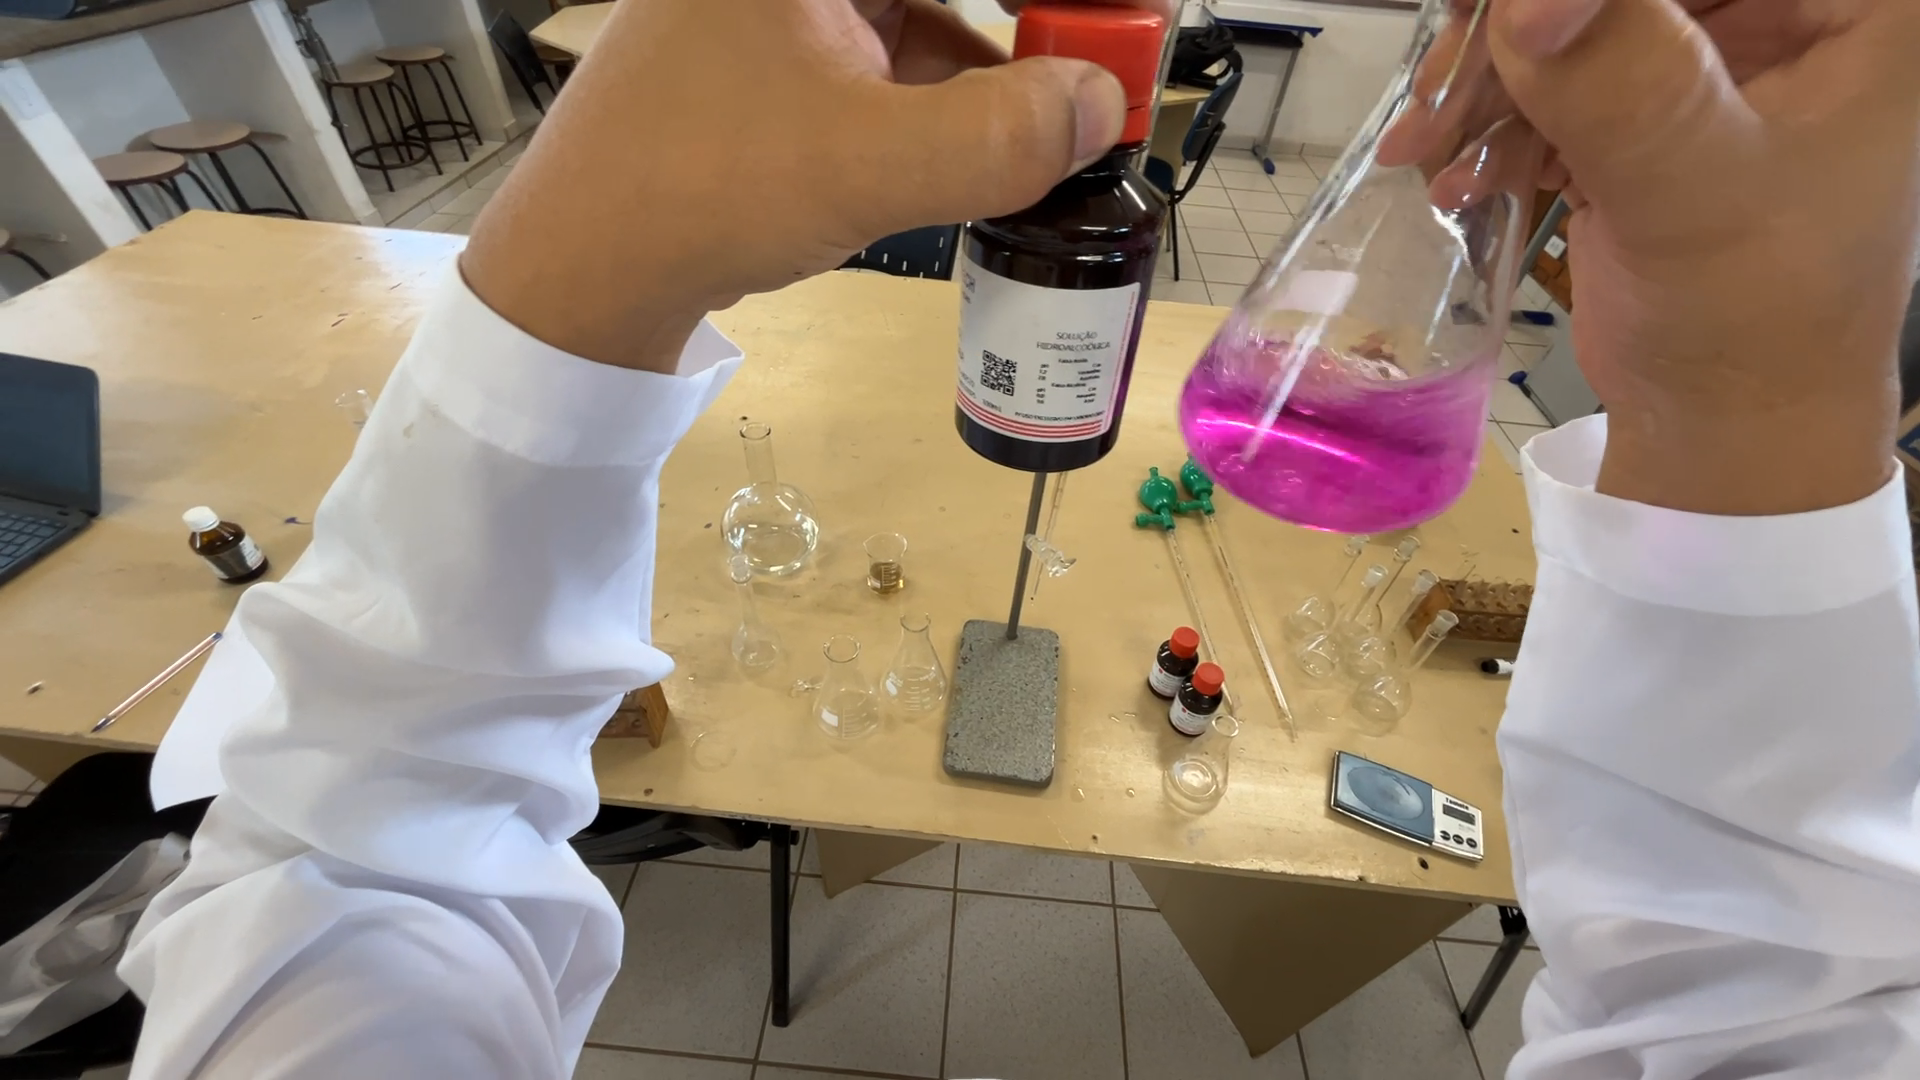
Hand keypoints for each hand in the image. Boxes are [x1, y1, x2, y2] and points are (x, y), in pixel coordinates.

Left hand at [462, 0, 1171, 372]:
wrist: (594, 263)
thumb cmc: (711, 190)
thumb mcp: (866, 166)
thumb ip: (995, 138)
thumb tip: (1103, 106)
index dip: (1046, 10)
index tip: (1101, 43)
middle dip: (1020, 41)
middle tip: (1086, 87)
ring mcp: (781, 14)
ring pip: (915, 27)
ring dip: (980, 82)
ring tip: (1038, 136)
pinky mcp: (776, 63)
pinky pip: (882, 68)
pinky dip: (933, 108)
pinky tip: (966, 153)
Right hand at [1386, 0, 1919, 514]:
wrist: (1717, 409)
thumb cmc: (1750, 309)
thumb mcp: (1696, 192)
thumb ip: (1621, 89)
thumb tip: (1523, 1)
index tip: (1485, 23)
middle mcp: (1777, 20)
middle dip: (1509, 40)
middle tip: (1429, 92)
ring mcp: (1695, 80)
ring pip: (1564, 45)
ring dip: (1478, 98)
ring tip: (1416, 153)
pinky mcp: (1630, 135)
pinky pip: (1542, 109)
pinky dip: (1486, 143)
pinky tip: (1452, 187)